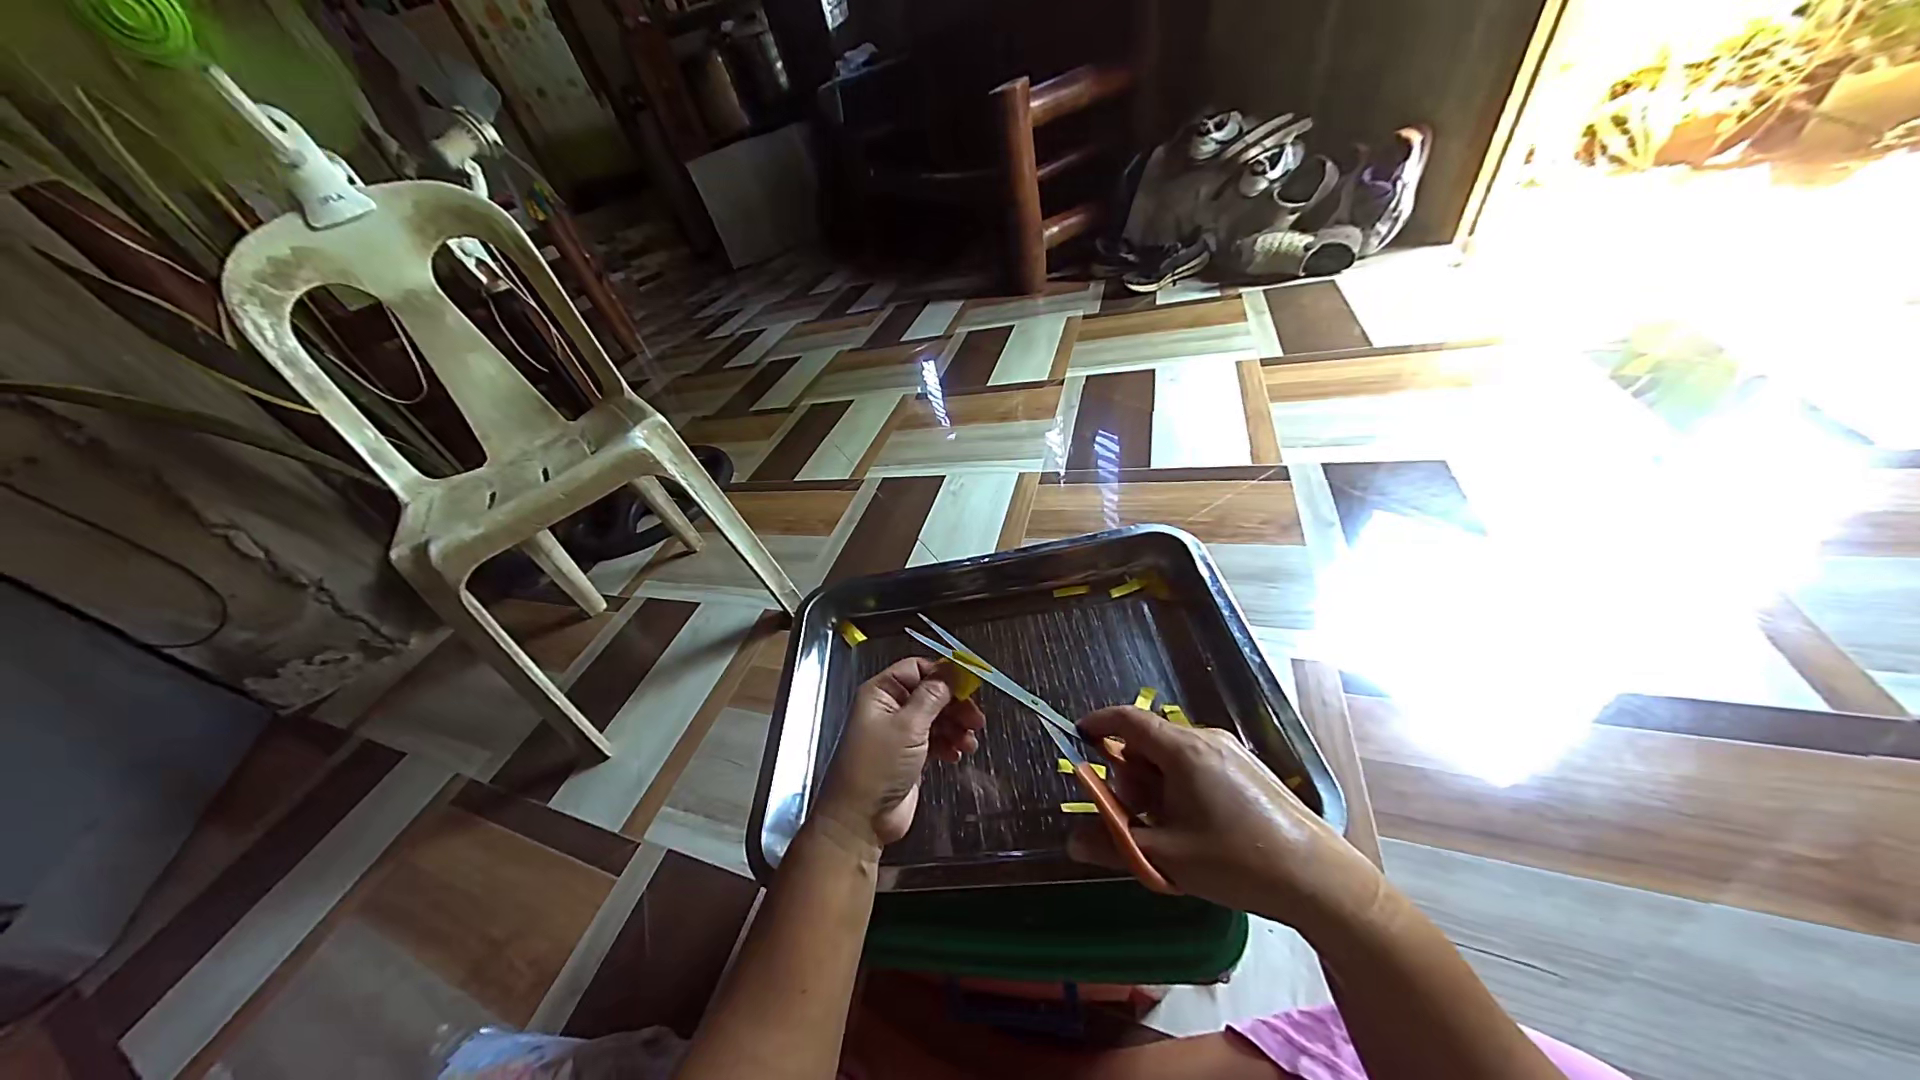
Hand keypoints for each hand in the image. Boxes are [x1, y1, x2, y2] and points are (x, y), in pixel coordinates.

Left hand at [814, 658, 986, 853]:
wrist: (861, 819)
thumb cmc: (877, 767)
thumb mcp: (908, 726)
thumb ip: (933, 696)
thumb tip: (951, 673)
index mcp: (881, 693)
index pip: (917, 669)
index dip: (944, 674)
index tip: (969, 684)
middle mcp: (890, 708)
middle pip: (931, 694)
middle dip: (955, 704)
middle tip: (976, 719)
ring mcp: (900, 732)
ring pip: (937, 718)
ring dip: (956, 726)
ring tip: (970, 742)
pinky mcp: (910, 755)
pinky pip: (936, 739)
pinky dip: (950, 743)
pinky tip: (958, 753)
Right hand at [1067, 706, 1383, 929]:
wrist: (1320, 879)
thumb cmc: (1236, 861)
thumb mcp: (1166, 857)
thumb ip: (1113, 844)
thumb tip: (1072, 842)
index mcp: (1182, 750)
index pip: (1127, 720)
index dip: (1097, 724)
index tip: (1077, 738)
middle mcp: (1206, 739)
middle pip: (1149, 741)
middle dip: (1128, 772)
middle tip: (1129, 814)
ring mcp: (1231, 751)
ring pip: (1173, 755)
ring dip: (1155, 783)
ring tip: (1165, 829)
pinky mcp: (1248, 769)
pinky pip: (1197, 764)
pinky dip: (1179, 785)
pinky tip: (1194, 827)